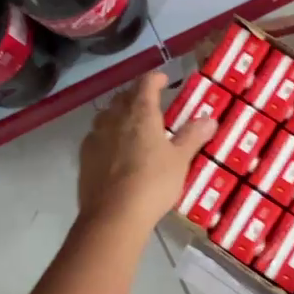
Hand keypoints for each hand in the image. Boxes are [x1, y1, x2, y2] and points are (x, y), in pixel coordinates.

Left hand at [76, 72, 214, 234]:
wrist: (113, 215)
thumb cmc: (153, 183)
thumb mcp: (180, 160)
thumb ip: (192, 136)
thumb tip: (210, 118)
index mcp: (141, 113)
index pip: (146, 83)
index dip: (155, 79)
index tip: (164, 80)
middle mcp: (115, 117)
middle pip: (124, 97)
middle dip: (136, 96)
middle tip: (151, 105)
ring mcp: (96, 136)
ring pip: (107, 115)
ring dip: (119, 114)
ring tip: (132, 125)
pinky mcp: (84, 156)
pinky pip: (96, 136)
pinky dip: (107, 135)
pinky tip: (114, 150)